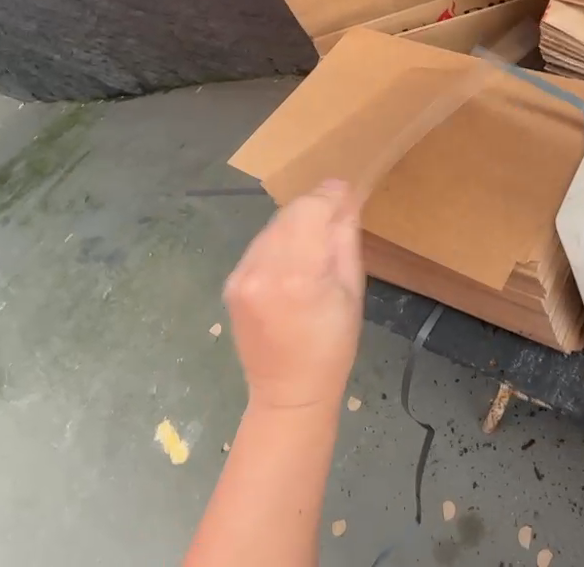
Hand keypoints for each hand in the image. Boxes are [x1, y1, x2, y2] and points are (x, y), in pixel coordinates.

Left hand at [223, 179, 365, 412]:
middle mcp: (263, 269)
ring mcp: (242, 276)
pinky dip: (279, 243)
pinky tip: (292, 263)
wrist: (288, 391)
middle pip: (291, 212)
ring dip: (297, 224)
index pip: (312, 208)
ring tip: (316, 245)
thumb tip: (346, 198)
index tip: (347, 193)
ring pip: (274, 225)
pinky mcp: (232, 283)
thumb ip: (345, 237)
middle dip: (315, 208)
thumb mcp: (352, 289)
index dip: (331, 195)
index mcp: (300, 274)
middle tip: (338, 216)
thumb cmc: (333, 344)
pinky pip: (260, 245)